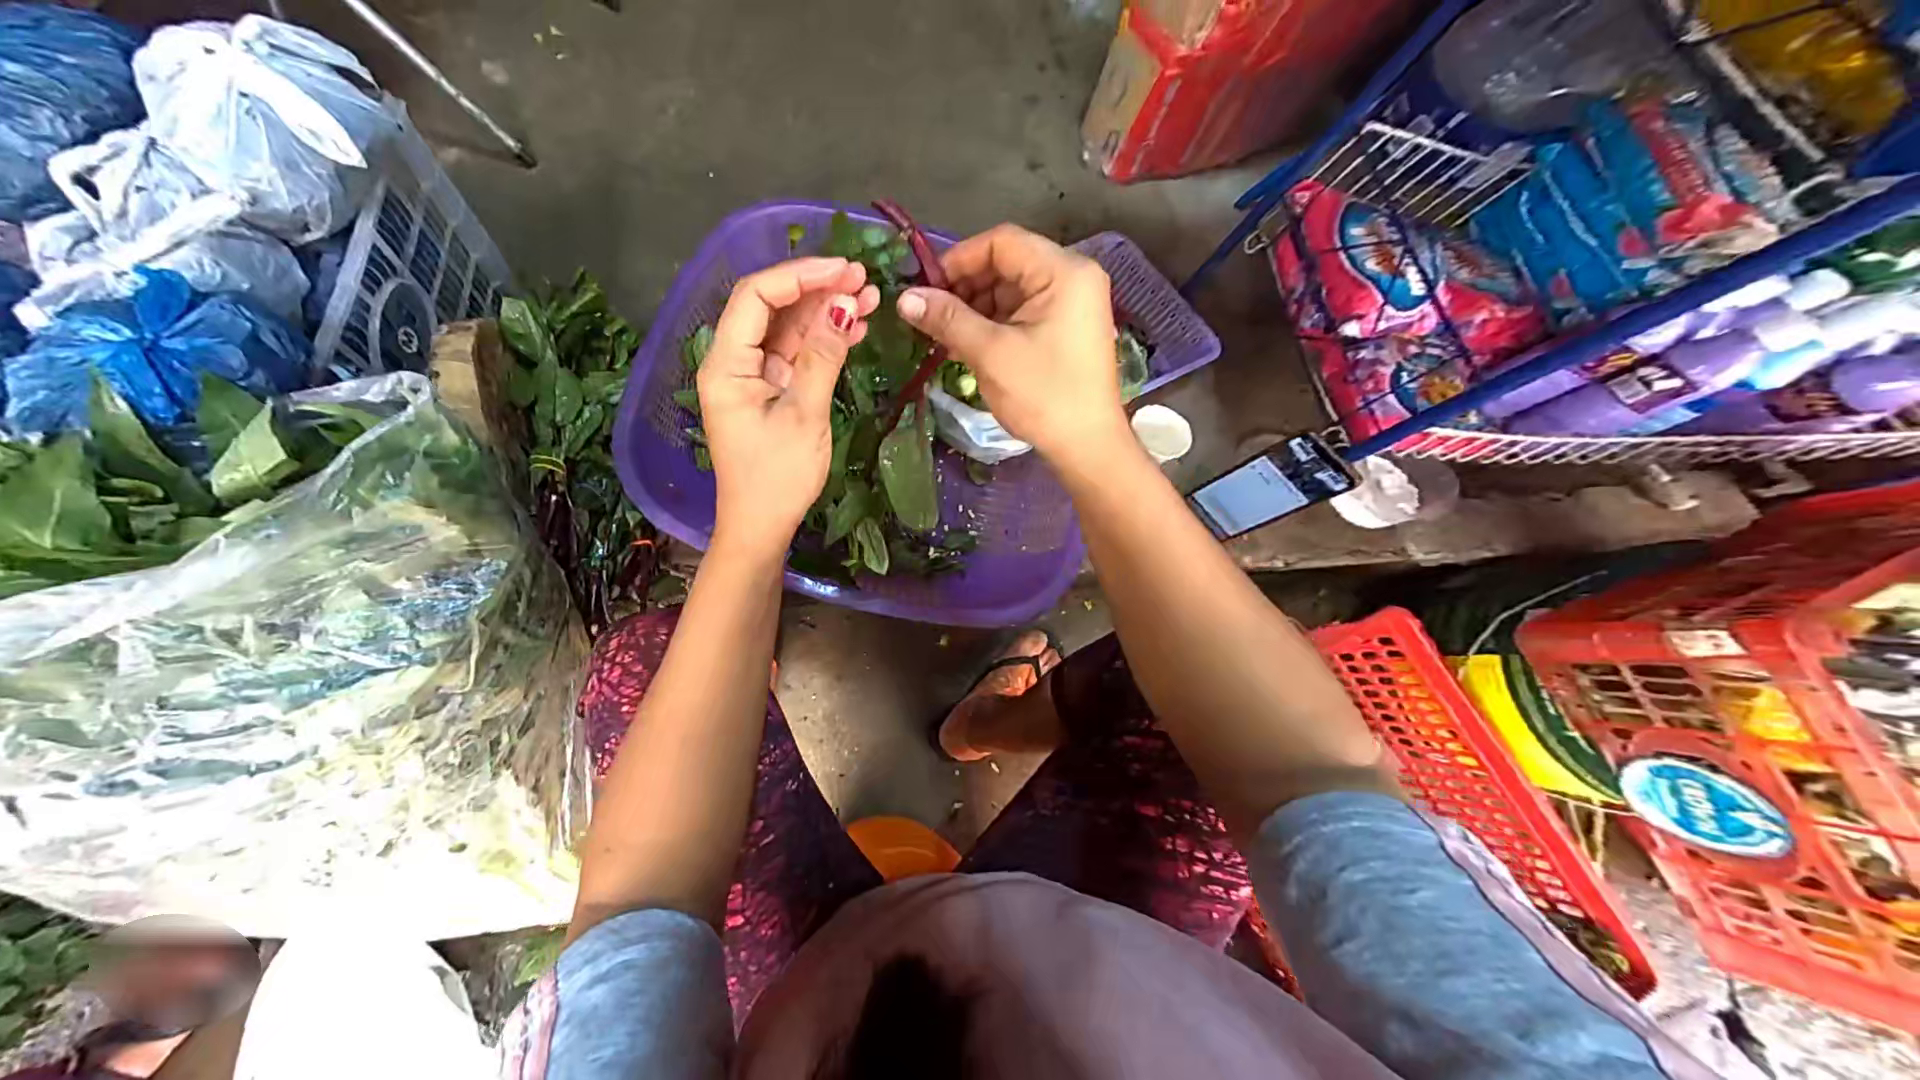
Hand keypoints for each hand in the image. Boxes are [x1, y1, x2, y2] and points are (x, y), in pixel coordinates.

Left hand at [700, 257, 879, 550]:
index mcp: (726, 364)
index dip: (799, 275)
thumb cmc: (777, 478)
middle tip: (864, 277)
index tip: (844, 269)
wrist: (763, 526)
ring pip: (790, 328)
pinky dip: (826, 340)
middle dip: (818, 288)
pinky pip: (798, 354)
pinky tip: (857, 327)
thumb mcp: (804, 415)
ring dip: (827, 311)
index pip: (756, 297)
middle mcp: (735, 361)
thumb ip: (822, 357)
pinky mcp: (774, 390)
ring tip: (871, 296)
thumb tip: (846, 305)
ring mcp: (755, 375)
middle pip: (773, 307)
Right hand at [895, 224, 1129, 470]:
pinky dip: (994, 323)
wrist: (1088, 446)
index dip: (959, 260)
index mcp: (1064, 272)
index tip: (927, 288)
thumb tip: (904, 297)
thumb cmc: (1044, 396)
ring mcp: (1073, 305)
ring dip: (976, 308)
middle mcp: (1073, 278)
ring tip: (946, 335)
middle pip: (1007, 264)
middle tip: (932, 316)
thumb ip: (947, 319)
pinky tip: (969, 344)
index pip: (1001, 242)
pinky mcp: (1066, 329)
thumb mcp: (991, 353)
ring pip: (1012, 290)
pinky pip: (1023, 312)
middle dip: (966, 287)